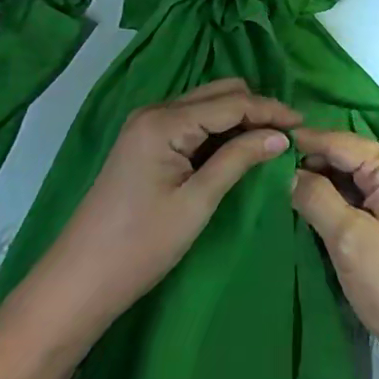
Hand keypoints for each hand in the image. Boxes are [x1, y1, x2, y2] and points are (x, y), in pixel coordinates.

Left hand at [55, 77, 301, 313]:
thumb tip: (281, 136)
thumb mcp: (197, 202)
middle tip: (287, 134)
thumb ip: (239, 159)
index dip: (271, 110)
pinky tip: (237, 147)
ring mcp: (147, 125)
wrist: (75, 286)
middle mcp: (156, 111)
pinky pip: (193, 121)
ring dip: (239, 117)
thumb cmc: (139, 246)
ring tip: (269, 140)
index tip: (303, 124)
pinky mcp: (145, 142)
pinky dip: (219, 129)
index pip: (232, 102)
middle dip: (256, 108)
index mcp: (165, 122)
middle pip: (220, 93)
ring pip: (207, 104)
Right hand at [290, 129, 378, 378]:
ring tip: (275, 180)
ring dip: (317, 178)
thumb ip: (316, 197)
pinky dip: (330, 195)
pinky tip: (302, 200)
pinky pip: (353, 191)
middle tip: (265, 166)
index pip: (339, 141)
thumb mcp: (346, 236)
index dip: (303, 141)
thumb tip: (286, 172)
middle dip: (308, 159)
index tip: (266, 141)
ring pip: (346, 173)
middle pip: (343, 154)